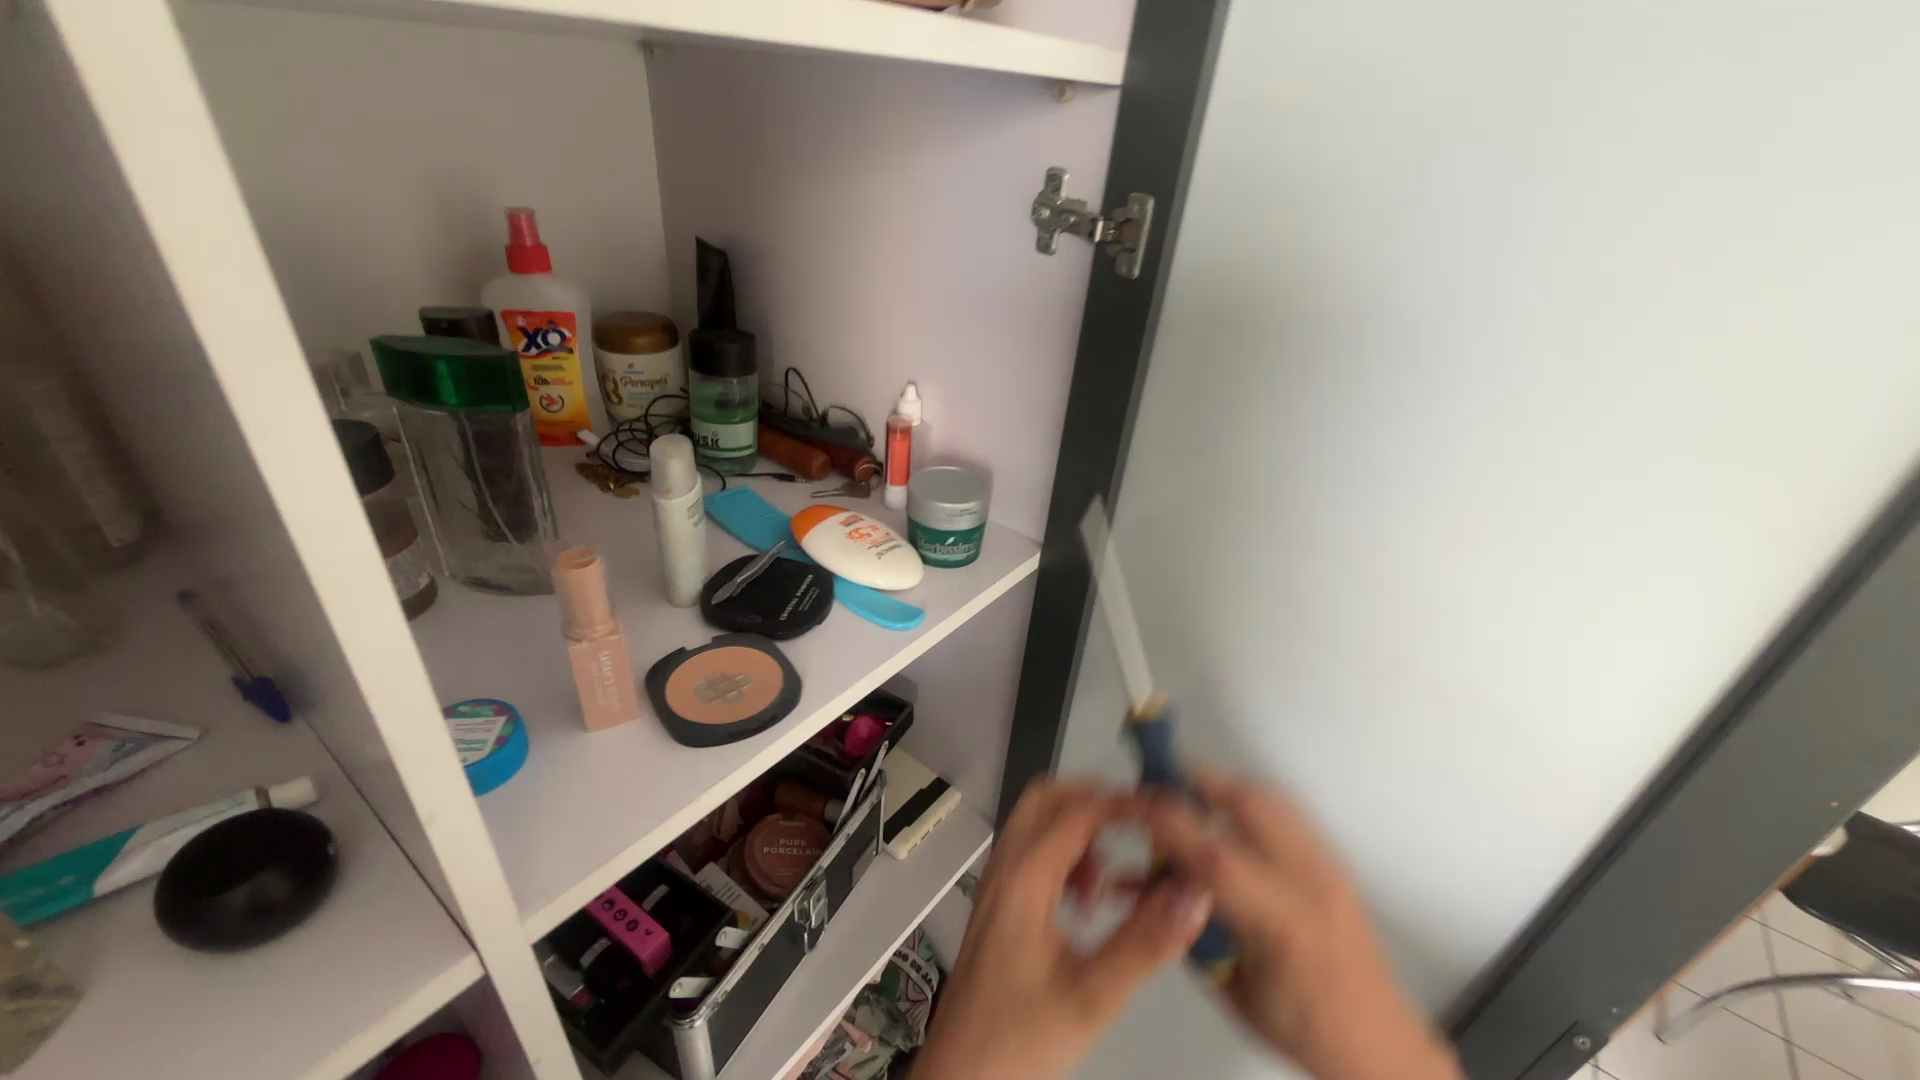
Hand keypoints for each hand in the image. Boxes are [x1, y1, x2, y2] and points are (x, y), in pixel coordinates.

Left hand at [915, 780, 1213, 1079]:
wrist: (962, 1078)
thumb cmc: (1020, 1038)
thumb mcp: (1093, 995)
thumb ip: (1145, 942)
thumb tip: (1195, 892)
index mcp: (1024, 879)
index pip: (1077, 810)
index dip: (1124, 802)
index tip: (1166, 814)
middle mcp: (1005, 870)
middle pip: (1045, 799)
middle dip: (1094, 801)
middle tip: (1138, 830)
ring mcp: (997, 888)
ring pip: (1036, 826)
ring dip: (1078, 831)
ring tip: (1112, 880)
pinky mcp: (998, 909)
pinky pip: (1031, 857)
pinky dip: (1064, 858)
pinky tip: (1088, 905)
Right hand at [1143, 770, 1462, 1079]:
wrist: (1378, 1045)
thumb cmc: (1298, 1027)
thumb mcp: (1227, 986)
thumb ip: (1189, 928)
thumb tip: (1146, 882)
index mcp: (1281, 927)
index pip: (1213, 858)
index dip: (1167, 823)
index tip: (1132, 805)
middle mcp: (1310, 885)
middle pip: (1249, 805)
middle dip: (1196, 784)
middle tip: (1158, 789)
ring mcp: (1328, 868)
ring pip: (1271, 799)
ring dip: (1222, 790)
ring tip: (1189, 801)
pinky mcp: (1335, 863)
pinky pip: (1286, 813)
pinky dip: (1248, 805)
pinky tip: (1227, 823)